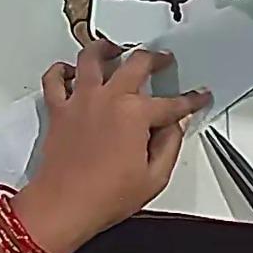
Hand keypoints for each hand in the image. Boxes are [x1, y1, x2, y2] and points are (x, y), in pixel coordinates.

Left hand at [11, 40, 209, 252]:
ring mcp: (80, 100)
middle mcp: (108, 99)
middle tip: (162, 59)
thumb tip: (174, 127)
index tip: (198, 97)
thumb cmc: (104, 195)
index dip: (191, 100)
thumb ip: (169, 145)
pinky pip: (54, 79)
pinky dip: (60, 70)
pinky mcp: (58, 110)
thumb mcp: (154, 177)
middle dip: (155, 58)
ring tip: (114, 48)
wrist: (64, 204)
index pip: (172, 103)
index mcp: (135, 114)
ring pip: (91, 57)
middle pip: (136, 64)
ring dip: (105, 48)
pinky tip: (69, 69)